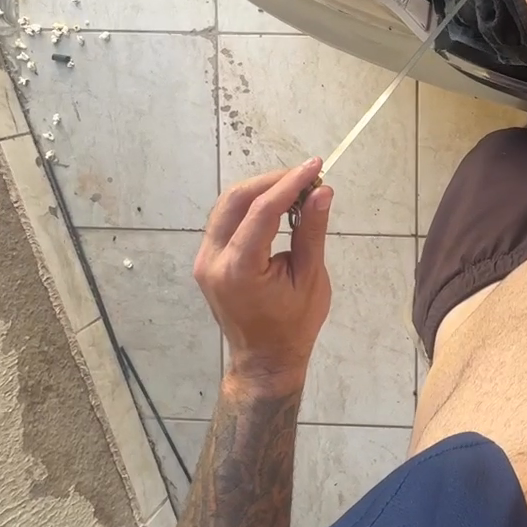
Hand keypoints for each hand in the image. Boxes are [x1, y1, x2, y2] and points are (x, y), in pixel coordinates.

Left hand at [194, 159, 332, 389]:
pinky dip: (251, 204)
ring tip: (296, 186)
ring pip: (227, 205)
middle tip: (307, 175)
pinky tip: (278, 203)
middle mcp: (212, 260)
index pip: (262, 210)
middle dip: (273, 180)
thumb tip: (321, 191)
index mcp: (239, 269)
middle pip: (236, 199)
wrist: (265, 360)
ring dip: (261, 189)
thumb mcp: (310, 277)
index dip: (290, 183)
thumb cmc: (294, 324)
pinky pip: (226, 219)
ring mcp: (205, 259)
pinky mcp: (208, 259)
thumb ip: (312, 231)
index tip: (315, 166)